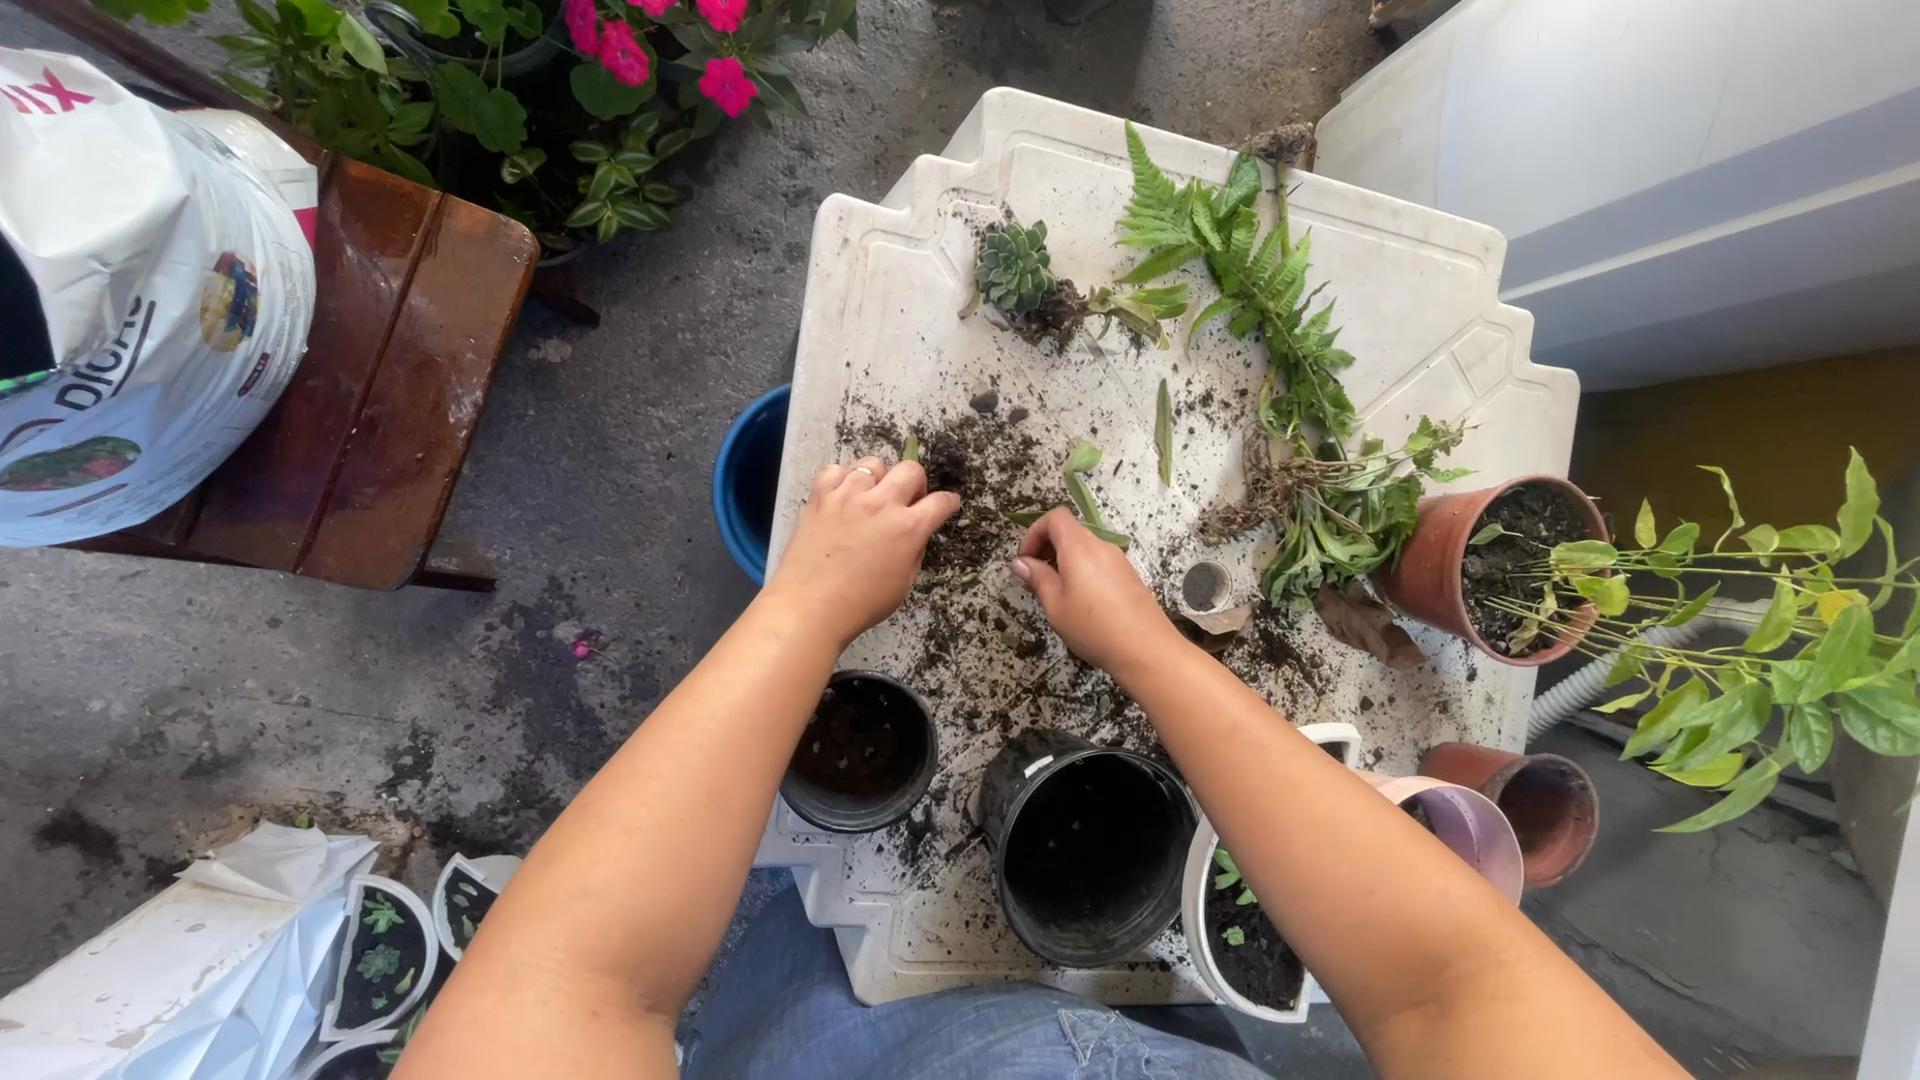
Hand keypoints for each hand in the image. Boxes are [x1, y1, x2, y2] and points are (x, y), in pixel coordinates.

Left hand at [763, 455, 959, 648]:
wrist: (810, 606)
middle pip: (911, 470)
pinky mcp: (820, 497)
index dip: (948, 502)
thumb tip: (913, 537)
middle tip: (907, 500)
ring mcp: (848, 497)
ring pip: (873, 464)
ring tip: (869, 497)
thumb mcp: (902, 585)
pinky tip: (840, 497)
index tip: (947, 504)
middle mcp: (881, 504)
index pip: (940, 503)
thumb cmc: (861, 604)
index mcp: (908, 529)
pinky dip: (841, 480)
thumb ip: (912, 554)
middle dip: (916, 483)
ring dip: (878, 479)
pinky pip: (835, 471)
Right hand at [1010, 507, 1183, 670]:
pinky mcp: (1129, 575)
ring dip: (1064, 560)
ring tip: (1057, 593)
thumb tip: (1020, 563)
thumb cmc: (1094, 629)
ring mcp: (1119, 560)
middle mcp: (1101, 546)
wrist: (1147, 650)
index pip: (1055, 517)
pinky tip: (1081, 601)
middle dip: (1047, 548)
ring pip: (1084, 547)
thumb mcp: (1056, 606)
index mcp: (1079, 548)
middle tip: (1035, 578)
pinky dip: (1082, 569)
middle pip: (1069, 531)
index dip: (1034, 533)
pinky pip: (1099, 561)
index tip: (1025, 561)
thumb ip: (1038, 579)